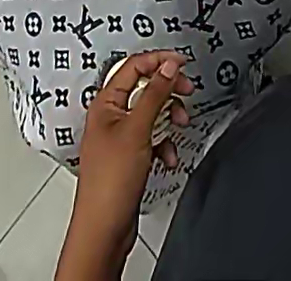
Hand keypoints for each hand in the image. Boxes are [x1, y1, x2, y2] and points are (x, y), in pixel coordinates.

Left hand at [60, 52, 194, 278]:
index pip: (134, 66)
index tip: (181, 62)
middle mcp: (111, 116)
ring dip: (169, 116)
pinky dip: (165, 141)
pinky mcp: (131, 153)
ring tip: (178, 123)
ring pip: (152, 111)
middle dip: (168, 90)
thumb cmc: (108, 185)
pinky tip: (168, 153)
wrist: (104, 230)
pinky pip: (154, 134)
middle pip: (145, 87)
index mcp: (106, 103)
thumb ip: (155, 93)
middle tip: (186, 89)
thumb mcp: (138, 129)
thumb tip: (168, 66)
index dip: (159, 60)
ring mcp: (121, 135)